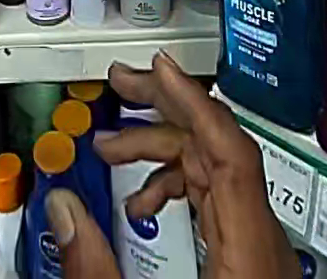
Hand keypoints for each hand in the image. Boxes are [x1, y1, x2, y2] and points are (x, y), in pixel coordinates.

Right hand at [48, 53, 299, 278]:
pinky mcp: (249, 260)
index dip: (193, 99)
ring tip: (111, 149)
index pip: (230, 150)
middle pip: (218, 147)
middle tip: (119, 86)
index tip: (158, 67)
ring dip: (162, 148)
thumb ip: (97, 268)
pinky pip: (215, 199)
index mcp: (250, 255)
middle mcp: (263, 245)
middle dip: (164, 109)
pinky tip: (143, 201)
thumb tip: (63, 205)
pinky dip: (176, 184)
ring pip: (214, 169)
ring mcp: (260, 251)